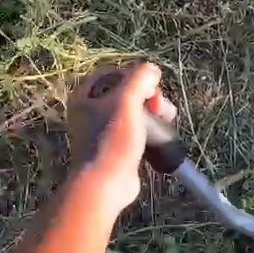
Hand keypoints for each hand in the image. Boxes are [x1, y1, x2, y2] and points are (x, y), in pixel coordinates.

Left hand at [65, 63, 176, 212]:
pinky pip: (136, 129)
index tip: (150, 88)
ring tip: (168, 118)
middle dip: (149, 95)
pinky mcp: (116, 147)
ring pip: (134, 111)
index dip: (134, 76)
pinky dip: (150, 128)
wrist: (105, 184)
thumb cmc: (112, 139)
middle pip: (126, 92)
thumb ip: (139, 78)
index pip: (112, 73)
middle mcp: (91, 111)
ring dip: (153, 111)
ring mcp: (104, 130)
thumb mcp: (126, 101)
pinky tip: (162, 134)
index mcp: (85, 96)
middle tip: (161, 107)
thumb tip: (152, 68)